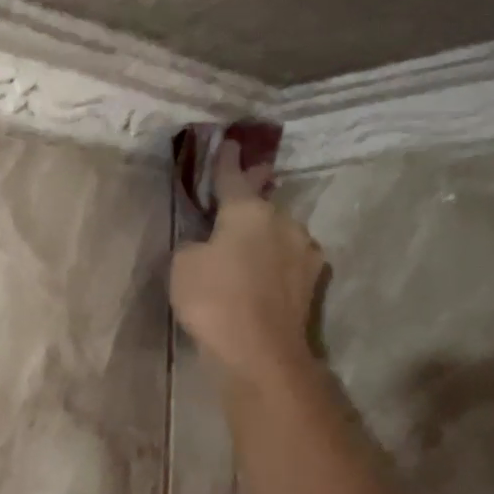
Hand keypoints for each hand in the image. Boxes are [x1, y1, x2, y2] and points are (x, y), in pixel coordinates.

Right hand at [170, 139, 324, 389]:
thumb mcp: (182, 264)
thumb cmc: (213, 299)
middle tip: (237, 194)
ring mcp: (305, 253)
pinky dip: (271, 263)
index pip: (234, 178)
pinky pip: (286, 261)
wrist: (259, 351)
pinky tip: (258, 275)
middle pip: (262, 206)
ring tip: (242, 247)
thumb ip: (196, 244)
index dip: (227, 162)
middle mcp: (284, 224)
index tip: (229, 143)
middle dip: (249, 200)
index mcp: (249, 212)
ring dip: (262, 236)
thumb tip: (210, 243)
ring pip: (278, 234)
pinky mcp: (311, 283)